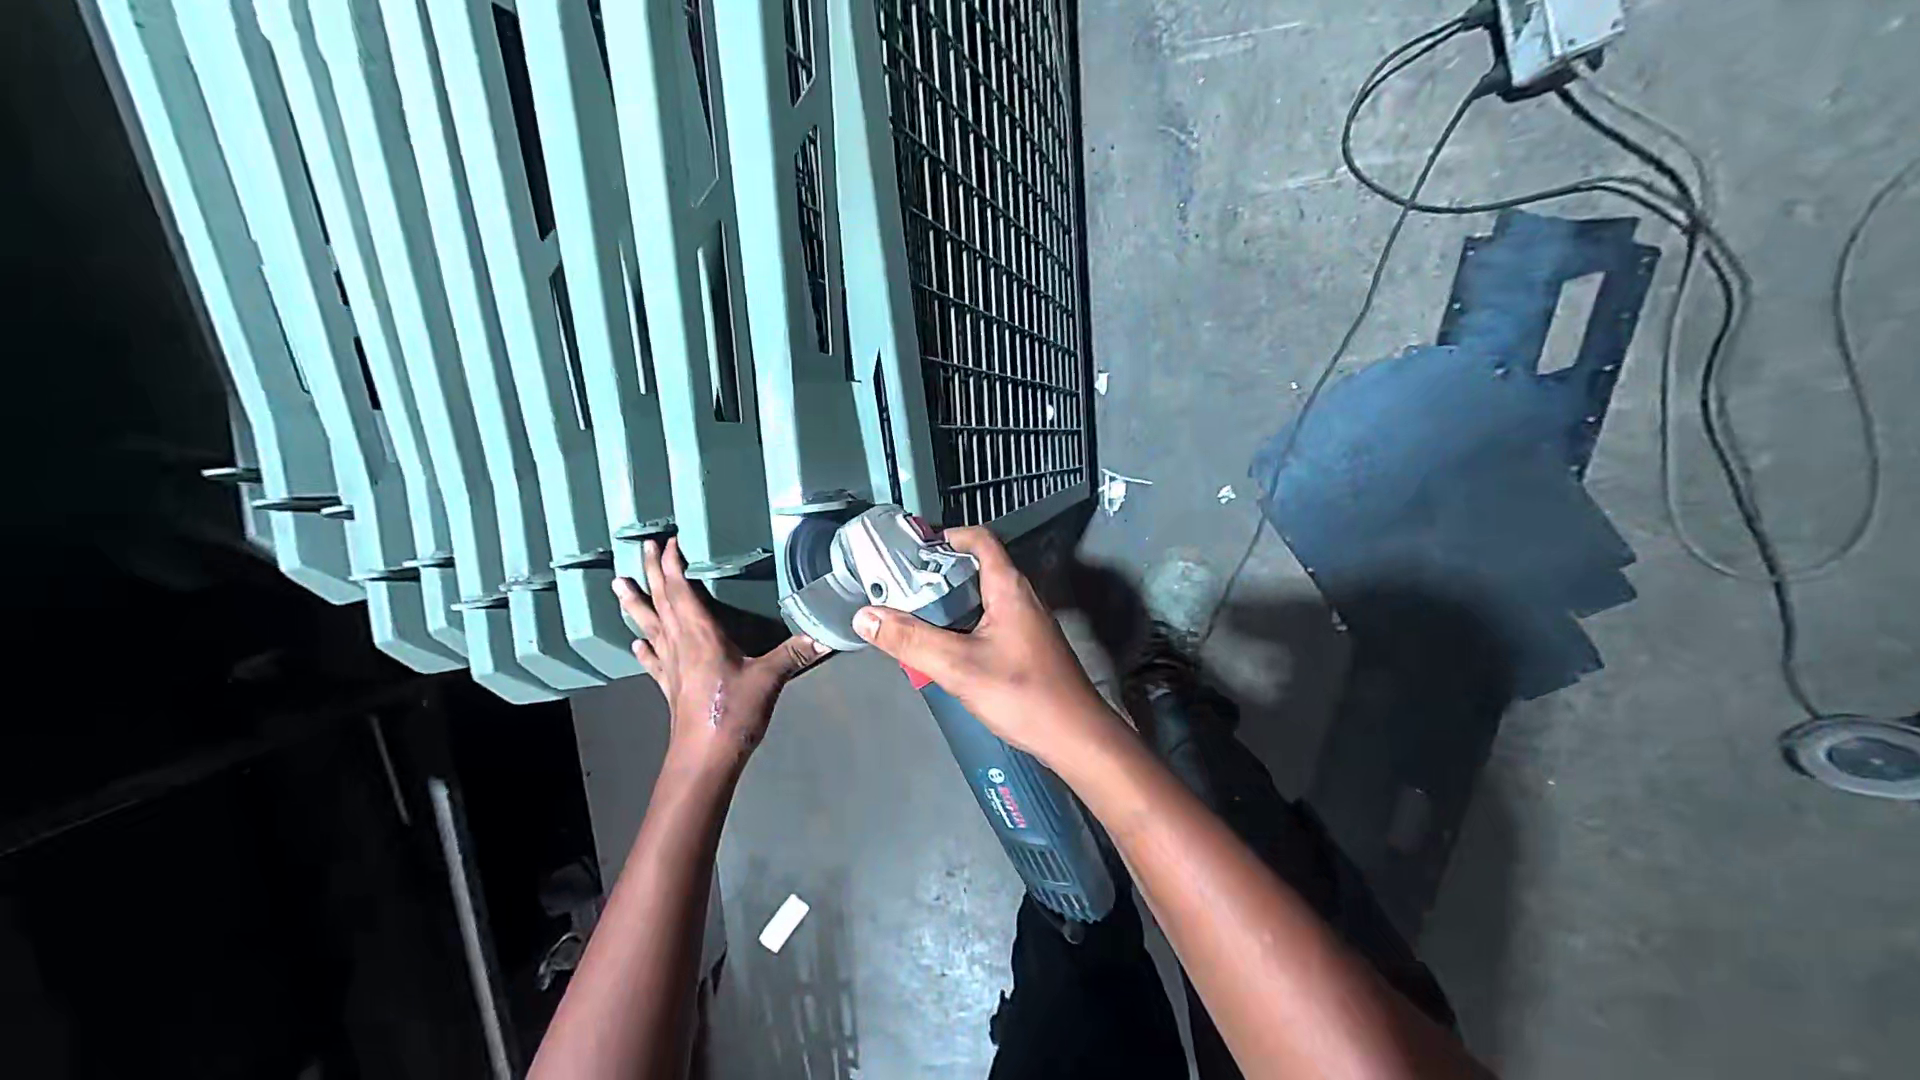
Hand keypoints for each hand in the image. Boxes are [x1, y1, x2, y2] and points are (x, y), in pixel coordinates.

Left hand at [613, 537, 828, 774]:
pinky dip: (644, 647)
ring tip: (618, 584)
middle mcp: (680, 643)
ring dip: (635, 603)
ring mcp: (670, 666)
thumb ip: (794, 652)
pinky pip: (653, 660)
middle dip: (651, 571)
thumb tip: (826, 634)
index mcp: (700, 634)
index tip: (670, 541)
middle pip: (660, 600)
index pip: (681, 589)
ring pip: (649, 625)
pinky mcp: (669, 687)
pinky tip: (637, 642)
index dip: (673, 564)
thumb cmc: (734, 711)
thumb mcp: (770, 678)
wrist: (705, 757)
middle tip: (641, 546)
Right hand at [850, 527, 1127, 765]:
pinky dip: (962, 623)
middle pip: (976, 567)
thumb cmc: (1021, 694)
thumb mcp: (958, 667)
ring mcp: (1027, 622)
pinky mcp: (1027, 645)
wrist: (1075, 736)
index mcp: (1008, 588)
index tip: (913, 547)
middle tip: (901, 583)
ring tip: (913, 612)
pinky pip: (988, 620)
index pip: (979, 540)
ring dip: (949, 600)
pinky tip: (942, 646)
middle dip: (938, 571)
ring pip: (981, 597)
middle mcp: (1021, 597)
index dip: (946, 535)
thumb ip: (910, 640)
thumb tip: (865, 616)